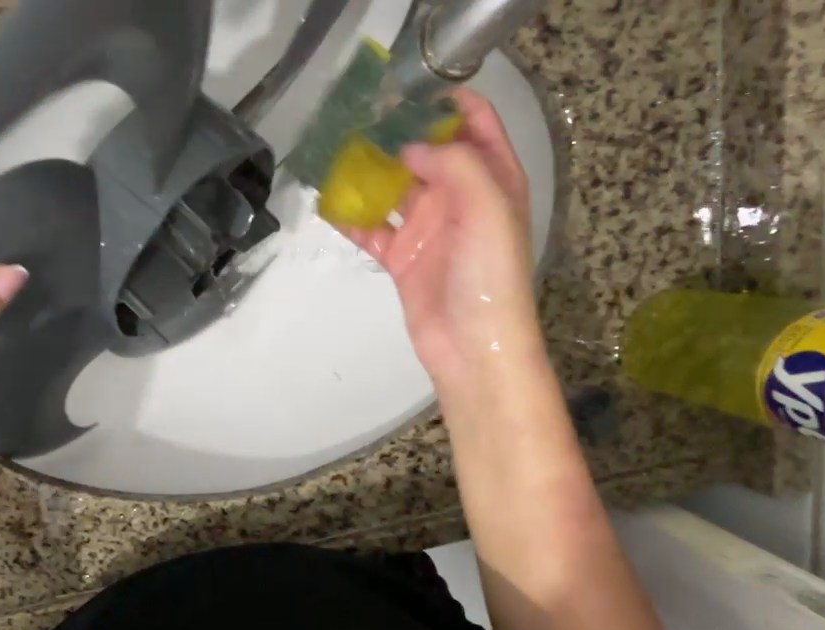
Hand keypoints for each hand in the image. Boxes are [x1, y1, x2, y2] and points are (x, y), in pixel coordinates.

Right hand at [342, 90, 542, 388]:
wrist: (473, 346)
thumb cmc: (490, 276)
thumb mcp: (487, 208)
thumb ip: (454, 165)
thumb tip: (411, 147)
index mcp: (492, 180)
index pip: (475, 126)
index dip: (449, 103)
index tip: (412, 89)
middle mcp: (460, 199)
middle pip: (428, 154)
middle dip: (399, 134)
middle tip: (363, 118)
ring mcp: (429, 229)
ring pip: (395, 189)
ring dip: (371, 173)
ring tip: (339, 153)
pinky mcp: (403, 260)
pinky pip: (373, 232)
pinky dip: (353, 219)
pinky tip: (331, 205)